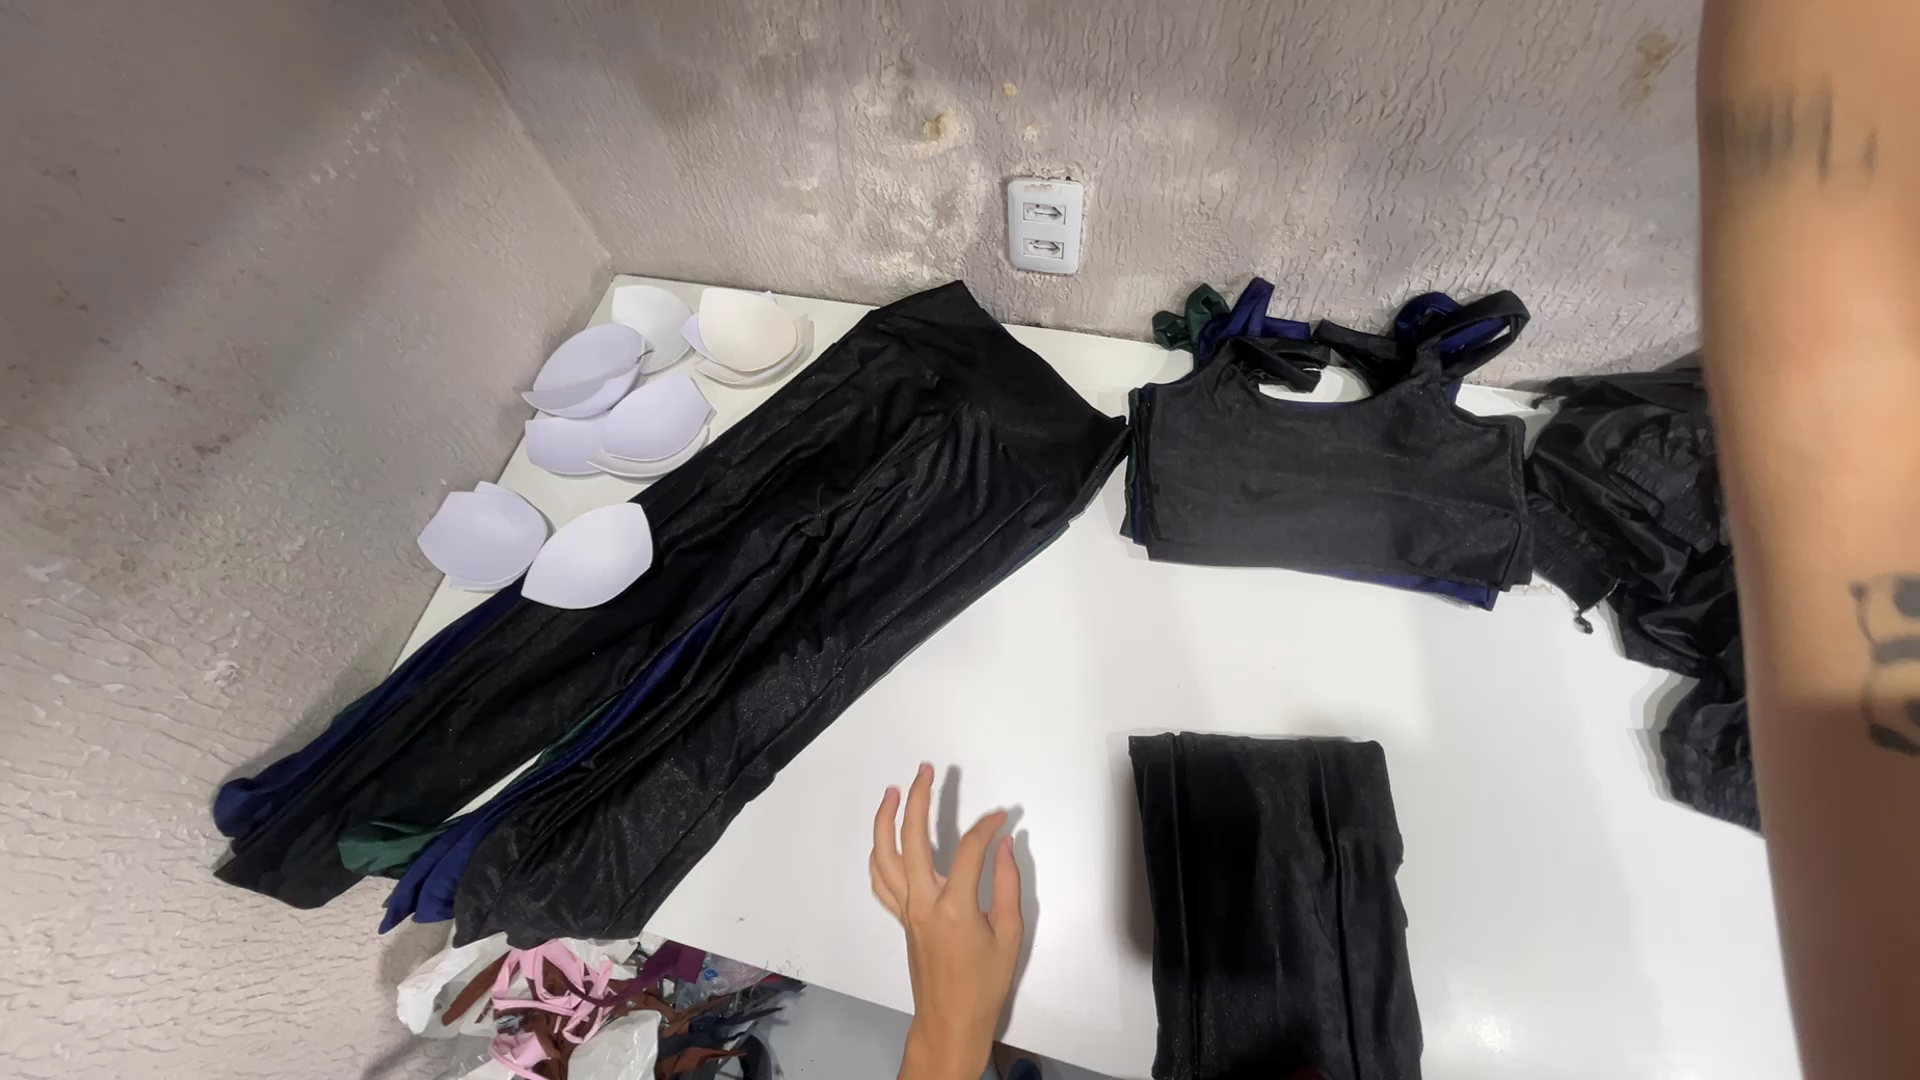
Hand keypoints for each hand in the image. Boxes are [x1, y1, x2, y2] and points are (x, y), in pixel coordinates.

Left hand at [871, 764, 1023, 1079]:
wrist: (951, 1022)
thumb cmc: (984, 983)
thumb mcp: (1010, 935)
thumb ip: (1007, 884)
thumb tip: (1004, 843)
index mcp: (954, 906)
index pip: (970, 848)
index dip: (987, 825)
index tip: (1001, 815)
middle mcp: (923, 901)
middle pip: (911, 838)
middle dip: (917, 799)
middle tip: (926, 772)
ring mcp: (906, 909)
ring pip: (884, 856)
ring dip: (885, 820)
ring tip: (893, 792)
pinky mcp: (901, 917)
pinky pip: (881, 880)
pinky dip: (880, 854)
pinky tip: (885, 838)